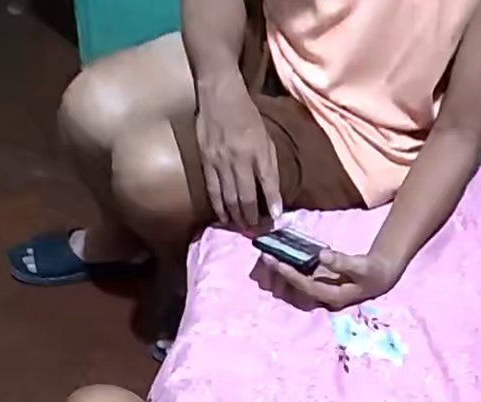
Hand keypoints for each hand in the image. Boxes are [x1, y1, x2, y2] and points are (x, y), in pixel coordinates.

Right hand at [195, 76, 280, 228]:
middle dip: (252, 218)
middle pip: (246, 198)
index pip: (268, 186)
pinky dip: (219, 208)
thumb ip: (271, 172)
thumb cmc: (248, 118)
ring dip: (236, 217)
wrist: (219, 92)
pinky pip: (212, 191)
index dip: (272, 206)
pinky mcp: (205, 161)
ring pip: (229, 198)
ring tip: (242, 227)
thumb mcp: (266, 142)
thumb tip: (275, 204)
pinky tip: (224, 219)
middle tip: (256, 230)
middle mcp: (239, 159)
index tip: (275, 221)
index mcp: (258, 152)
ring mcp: (220, 161)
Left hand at [263, 248, 402, 310]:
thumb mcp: (360, 267)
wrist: (380, 276)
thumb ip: (341, 262)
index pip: (307, 286)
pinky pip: (303, 275)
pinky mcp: (321, 281)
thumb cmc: (372, 272)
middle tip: (265, 256)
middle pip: (298, 286)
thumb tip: (321, 255)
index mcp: (332, 296)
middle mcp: (324, 296)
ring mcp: (321, 289)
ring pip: (298, 282)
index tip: (277, 263)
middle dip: (281, 273)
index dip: (291, 275)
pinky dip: (292, 266)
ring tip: (268, 255)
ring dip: (284, 270)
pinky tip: (283, 256)